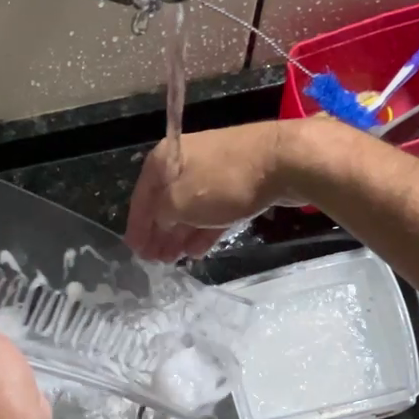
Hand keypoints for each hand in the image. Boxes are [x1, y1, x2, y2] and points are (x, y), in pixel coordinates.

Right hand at [123, 120, 301, 261]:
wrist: (284, 162)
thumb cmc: (223, 182)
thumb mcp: (179, 202)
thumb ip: (159, 216)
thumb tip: (157, 224)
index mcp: (165, 158)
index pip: (141, 196)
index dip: (137, 226)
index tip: (134, 251)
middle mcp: (185, 162)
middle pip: (165, 203)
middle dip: (158, 233)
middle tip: (154, 260)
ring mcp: (213, 173)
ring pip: (189, 210)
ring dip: (178, 236)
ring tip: (173, 260)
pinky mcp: (236, 186)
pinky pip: (212, 213)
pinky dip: (202, 231)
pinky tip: (195, 252)